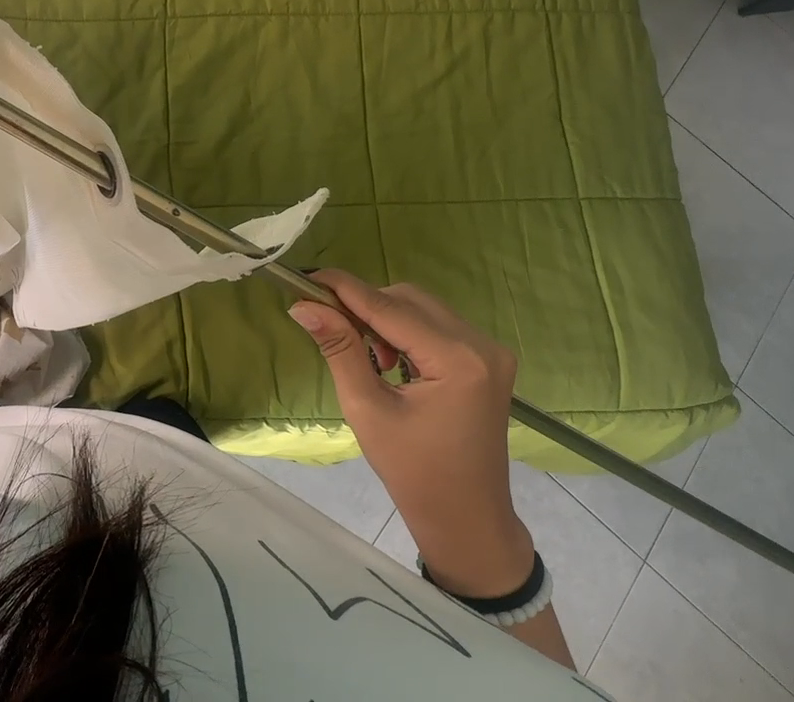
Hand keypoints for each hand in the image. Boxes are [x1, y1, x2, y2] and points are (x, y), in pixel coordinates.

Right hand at [288, 269, 532, 597]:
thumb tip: (303, 306)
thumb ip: (339, 349)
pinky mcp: (487, 360)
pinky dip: (405, 331)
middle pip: (408, 298)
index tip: (304, 277)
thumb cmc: (412, 470)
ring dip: (384, 318)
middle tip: (328, 325)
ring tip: (365, 356)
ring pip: (422, 307)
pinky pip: (437, 325)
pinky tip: (389, 361)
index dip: (344, 288)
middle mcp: (481, 345)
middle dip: (364, 305)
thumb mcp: (366, 408)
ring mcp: (490, 351)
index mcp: (457, 359)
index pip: (388, 306)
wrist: (465, 516)